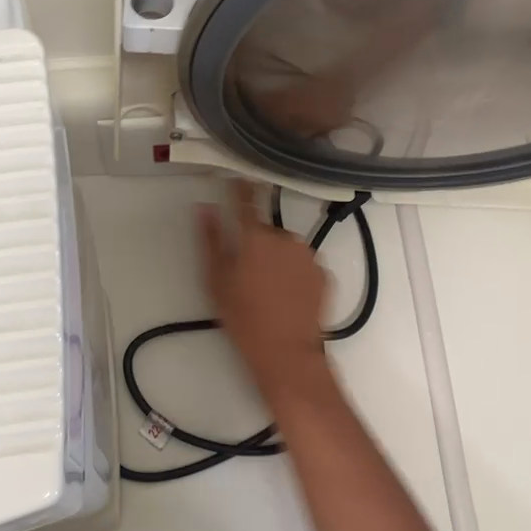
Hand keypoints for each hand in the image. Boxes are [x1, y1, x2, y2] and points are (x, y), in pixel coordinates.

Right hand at [197, 180, 330, 387]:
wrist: (286, 354)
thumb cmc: (243, 319)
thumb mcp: (216, 281)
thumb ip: (210, 241)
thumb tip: (204, 209)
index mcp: (255, 237)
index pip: (245, 200)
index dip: (240, 187)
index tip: (236, 177)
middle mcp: (285, 238)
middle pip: (267, 231)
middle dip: (258, 244)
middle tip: (248, 273)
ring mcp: (309, 256)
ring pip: (287, 248)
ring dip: (278, 259)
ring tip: (269, 289)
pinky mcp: (325, 274)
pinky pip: (304, 265)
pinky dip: (295, 273)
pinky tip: (287, 295)